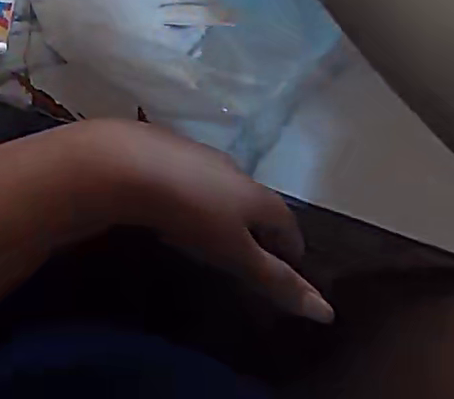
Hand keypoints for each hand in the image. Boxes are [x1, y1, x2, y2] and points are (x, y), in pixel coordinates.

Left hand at [74, 119, 333, 323]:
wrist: (126, 162)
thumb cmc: (189, 213)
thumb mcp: (235, 253)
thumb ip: (276, 280)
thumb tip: (327, 312)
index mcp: (257, 193)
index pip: (288, 224)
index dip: (291, 250)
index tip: (286, 271)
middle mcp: (232, 166)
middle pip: (254, 200)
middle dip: (256, 226)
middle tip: (248, 253)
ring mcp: (196, 150)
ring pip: (219, 182)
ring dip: (221, 205)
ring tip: (209, 229)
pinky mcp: (162, 142)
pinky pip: (186, 171)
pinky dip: (189, 189)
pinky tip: (171, 201)